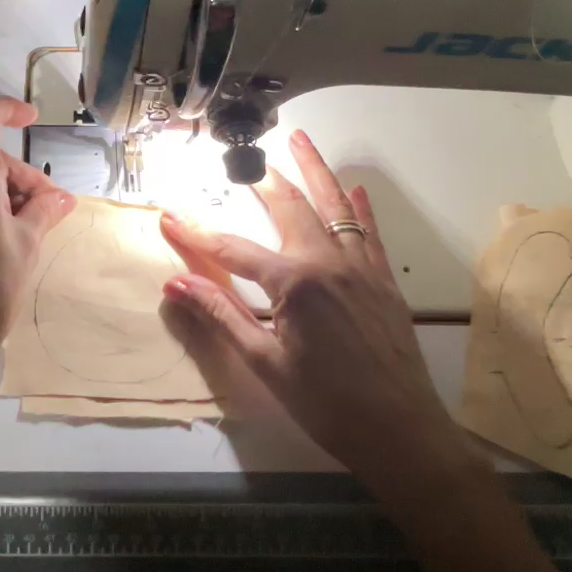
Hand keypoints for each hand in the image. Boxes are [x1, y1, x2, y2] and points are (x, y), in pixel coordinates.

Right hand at [159, 129, 467, 495]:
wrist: (402, 433)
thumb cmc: (326, 404)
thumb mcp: (265, 363)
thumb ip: (221, 315)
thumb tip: (175, 283)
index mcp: (294, 283)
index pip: (232, 249)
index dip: (197, 233)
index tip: (169, 216)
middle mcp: (328, 263)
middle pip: (290, 207)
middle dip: (263, 179)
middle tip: (245, 156)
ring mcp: (361, 269)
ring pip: (336, 206)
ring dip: (316, 170)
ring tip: (301, 138)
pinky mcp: (384, 281)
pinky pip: (370, 233)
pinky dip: (361, 208)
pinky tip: (356, 188)